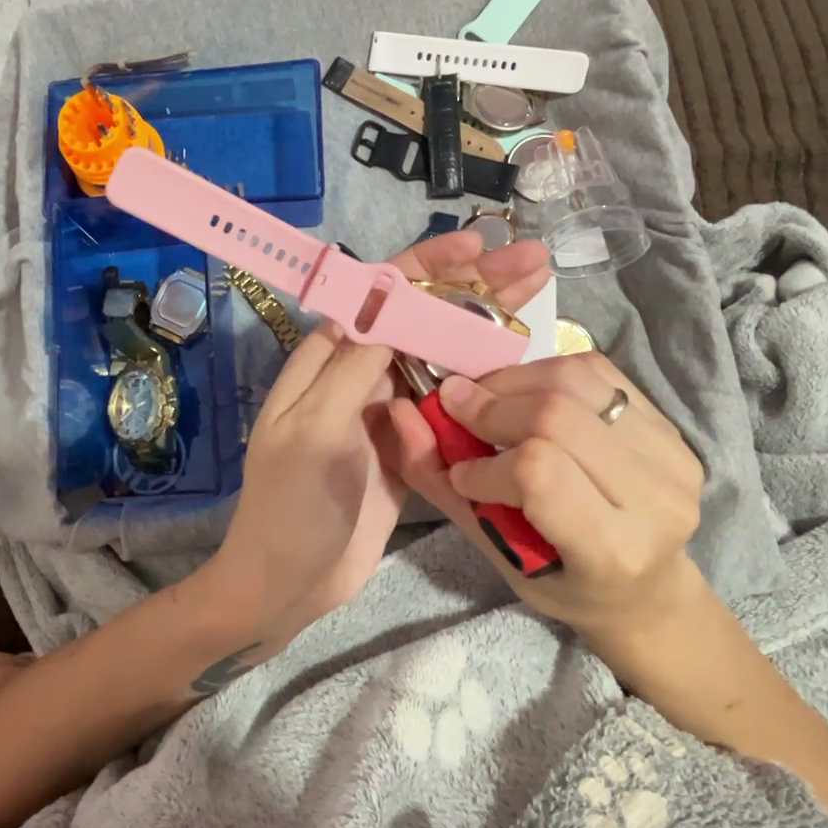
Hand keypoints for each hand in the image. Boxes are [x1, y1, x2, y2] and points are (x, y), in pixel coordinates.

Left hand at [207, 231, 554, 645]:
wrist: (290, 581)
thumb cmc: (292, 504)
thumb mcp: (315, 431)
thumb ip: (353, 368)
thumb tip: (389, 301)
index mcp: (326, 360)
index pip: (380, 294)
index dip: (428, 266)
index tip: (479, 246)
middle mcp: (357, 373)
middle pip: (419, 316)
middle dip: (471, 287)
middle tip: (532, 261)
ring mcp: (385, 409)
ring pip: (439, 352)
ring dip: (483, 323)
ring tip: (537, 294)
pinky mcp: (408, 444)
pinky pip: (448, 399)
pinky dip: (481, 376)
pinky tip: (519, 359)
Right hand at [388, 350, 705, 637]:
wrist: (644, 587)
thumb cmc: (560, 582)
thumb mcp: (495, 550)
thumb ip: (442, 483)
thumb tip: (400, 411)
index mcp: (613, 550)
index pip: (541, 473)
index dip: (487, 462)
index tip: (461, 471)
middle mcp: (657, 500)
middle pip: (557, 415)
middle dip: (491, 406)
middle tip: (457, 410)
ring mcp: (675, 456)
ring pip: (577, 380)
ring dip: (515, 380)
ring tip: (488, 401)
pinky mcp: (673, 426)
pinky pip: (597, 371)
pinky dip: (546, 373)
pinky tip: (527, 396)